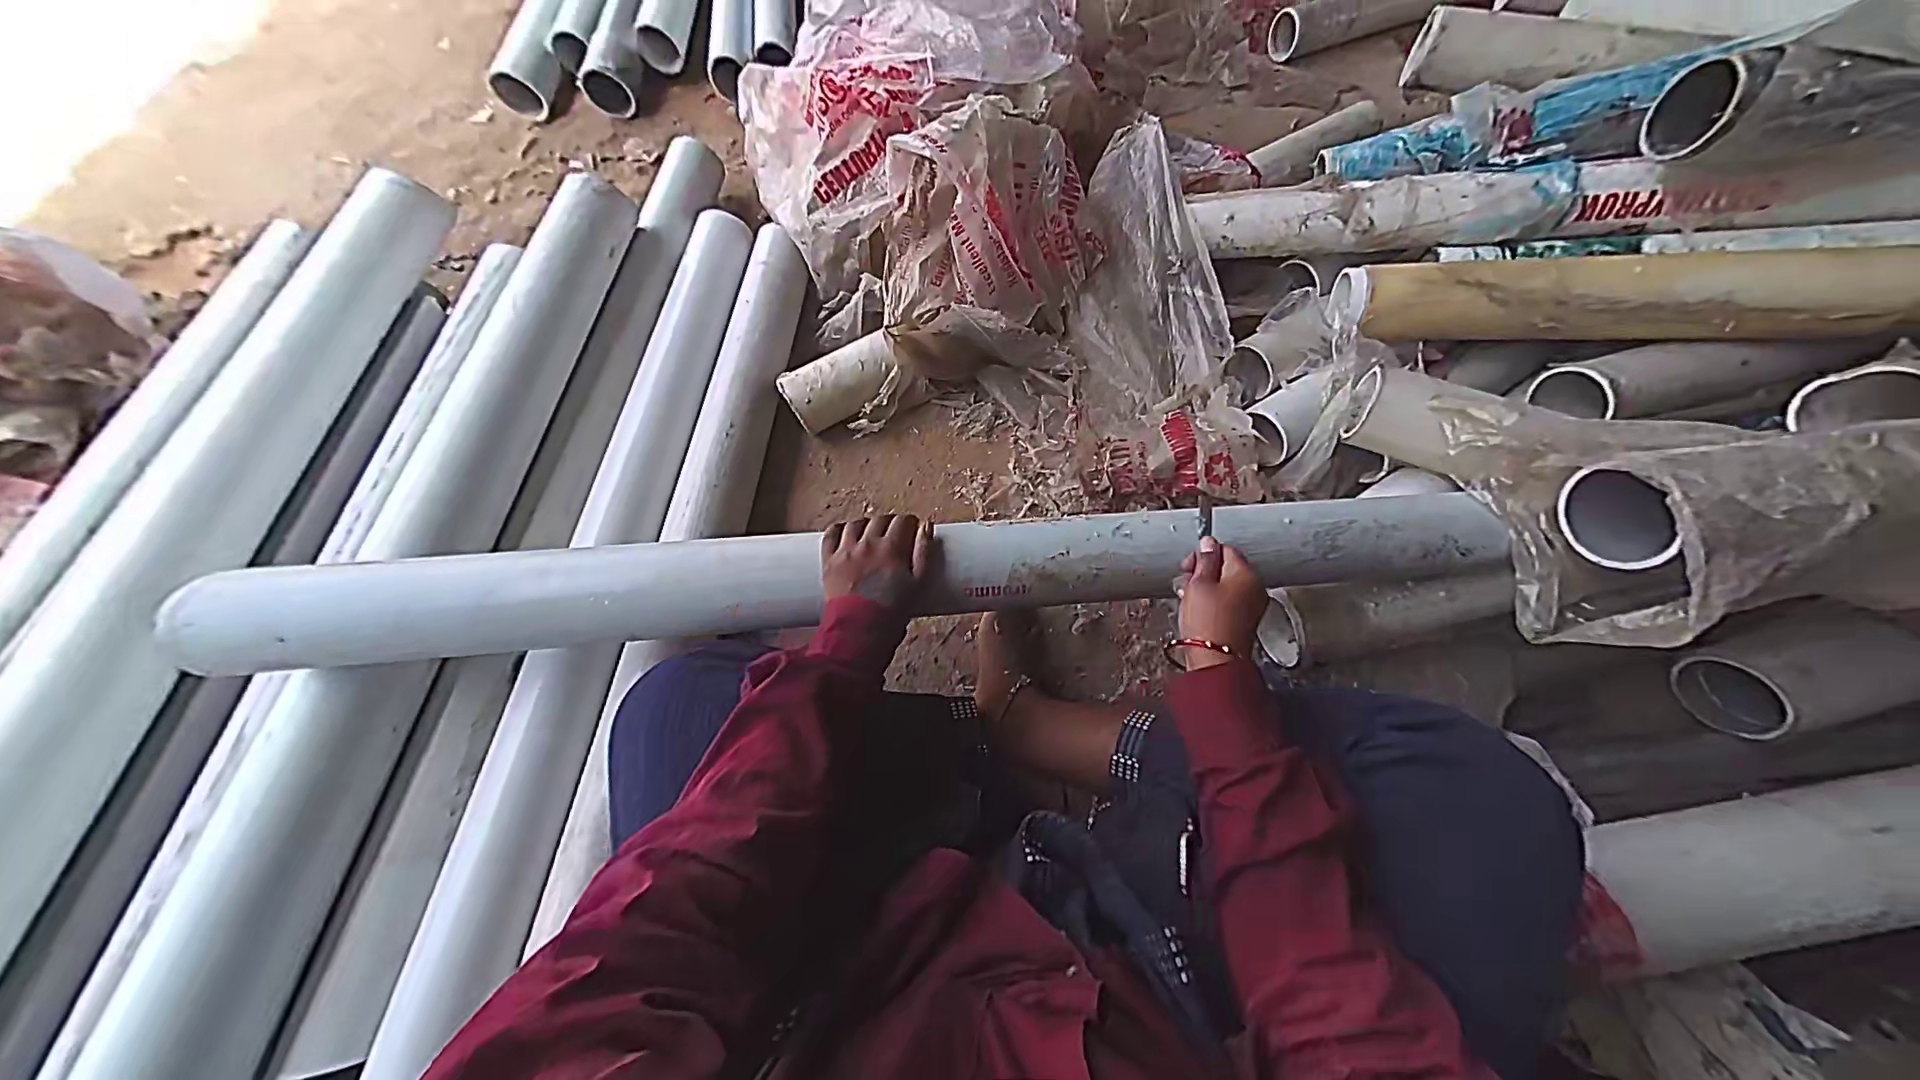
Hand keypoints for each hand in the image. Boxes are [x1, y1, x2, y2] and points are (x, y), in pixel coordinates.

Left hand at [821, 514, 935, 611]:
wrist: (859, 630)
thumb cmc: (891, 611)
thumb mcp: (918, 583)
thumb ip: (924, 553)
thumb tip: (926, 527)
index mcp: (891, 548)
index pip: (903, 521)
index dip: (910, 524)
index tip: (912, 530)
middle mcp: (867, 544)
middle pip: (880, 520)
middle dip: (890, 523)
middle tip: (894, 534)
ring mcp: (846, 551)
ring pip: (856, 524)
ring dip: (866, 525)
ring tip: (871, 534)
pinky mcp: (829, 560)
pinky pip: (831, 534)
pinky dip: (839, 529)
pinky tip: (845, 533)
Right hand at [1175, 537, 1266, 670]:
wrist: (1214, 659)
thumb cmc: (1207, 623)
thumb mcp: (1198, 583)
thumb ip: (1204, 560)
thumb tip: (1208, 544)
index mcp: (1246, 573)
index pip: (1225, 550)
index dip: (1203, 554)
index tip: (1189, 565)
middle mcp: (1254, 587)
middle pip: (1228, 567)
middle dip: (1205, 572)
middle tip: (1187, 582)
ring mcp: (1252, 605)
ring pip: (1227, 584)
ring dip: (1207, 587)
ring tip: (1190, 598)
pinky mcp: (1244, 620)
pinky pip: (1229, 601)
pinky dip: (1214, 601)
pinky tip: (1199, 610)